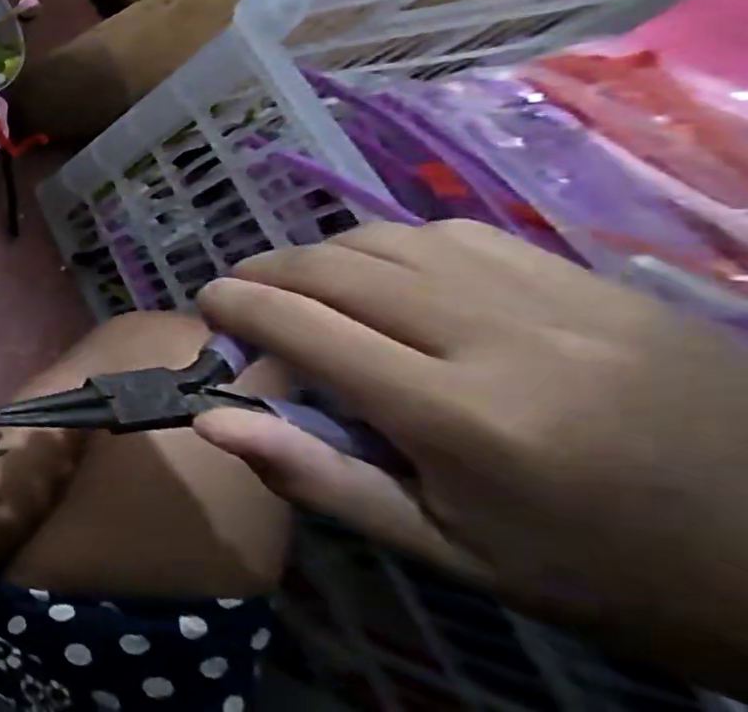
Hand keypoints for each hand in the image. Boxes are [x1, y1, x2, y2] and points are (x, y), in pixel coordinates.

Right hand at [192, 220, 747, 689]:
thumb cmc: (599, 573)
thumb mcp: (447, 549)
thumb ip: (318, 478)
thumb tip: (210, 422)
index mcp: (461, 417)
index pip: (302, 328)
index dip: (233, 308)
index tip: (207, 311)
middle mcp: (499, 336)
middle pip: (332, 268)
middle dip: (262, 274)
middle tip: (240, 301)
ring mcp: (553, 296)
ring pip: (383, 239)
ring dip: (319, 257)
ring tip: (305, 289)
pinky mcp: (588, 278)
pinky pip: (449, 233)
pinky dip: (388, 246)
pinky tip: (386, 277)